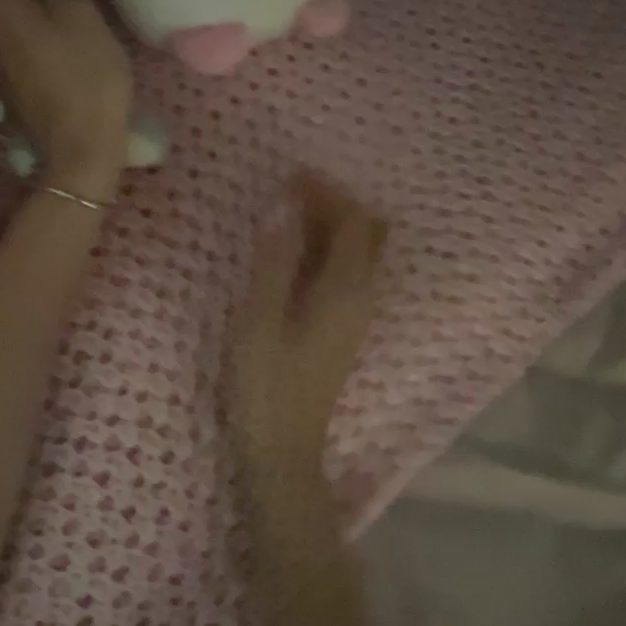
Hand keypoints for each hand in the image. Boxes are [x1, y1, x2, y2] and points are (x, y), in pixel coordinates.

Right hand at [233, 176, 387, 466]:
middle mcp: (362, 298)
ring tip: (287, 217)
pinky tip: (293, 257)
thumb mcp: (260, 320)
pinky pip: (347, 274)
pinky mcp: (343, 330)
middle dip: (335, 205)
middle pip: (366, 234)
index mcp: (345, 291)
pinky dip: (327, 252)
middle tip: (291, 194)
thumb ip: (274, 262)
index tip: (290, 177)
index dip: (326, 193)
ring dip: (331, 228)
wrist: (283, 448)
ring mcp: (356, 316)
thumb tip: (282, 208)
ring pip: (359, 255)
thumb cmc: (266, 385)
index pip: (351, 223)